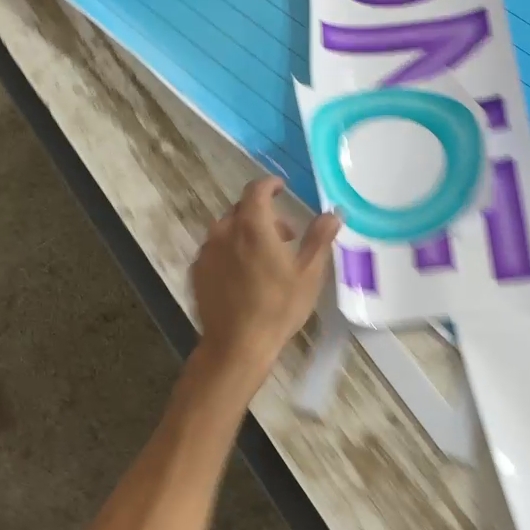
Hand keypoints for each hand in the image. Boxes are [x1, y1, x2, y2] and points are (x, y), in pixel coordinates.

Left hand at [191, 178, 340, 373]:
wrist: (237, 344)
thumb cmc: (278, 307)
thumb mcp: (308, 274)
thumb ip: (319, 238)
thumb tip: (333, 214)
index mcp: (252, 226)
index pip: (257, 190)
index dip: (270, 185)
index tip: (281, 188)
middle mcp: (223, 231)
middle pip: (241, 210)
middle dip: (263, 215)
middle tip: (284, 236)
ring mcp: (206, 252)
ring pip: (226, 230)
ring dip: (245, 233)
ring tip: (263, 257)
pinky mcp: (197, 272)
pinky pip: (215, 251)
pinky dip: (230, 252)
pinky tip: (243, 275)